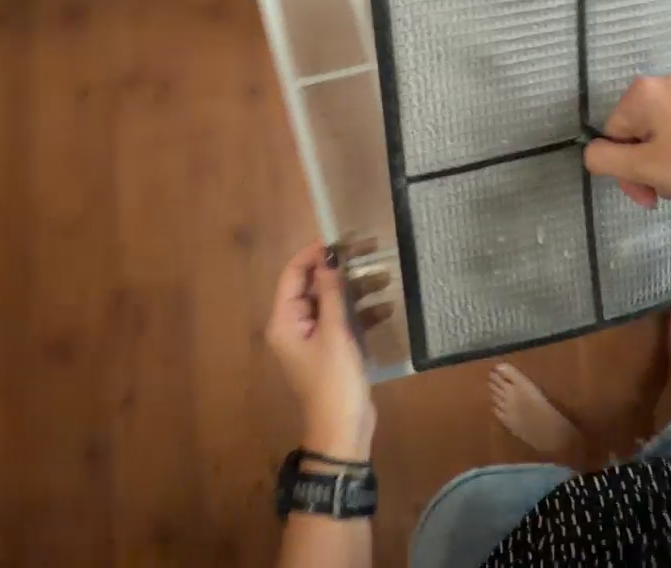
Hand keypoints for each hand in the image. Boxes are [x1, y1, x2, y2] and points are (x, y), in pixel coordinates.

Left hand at [265, 243, 375, 460]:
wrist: (344, 431)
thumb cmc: (334, 381)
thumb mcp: (335, 333)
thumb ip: (331, 292)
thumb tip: (328, 255)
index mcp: (284, 321)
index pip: (292, 274)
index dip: (312, 254)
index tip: (338, 238)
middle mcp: (293, 325)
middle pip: (312, 286)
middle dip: (338, 270)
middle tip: (368, 252)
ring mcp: (312, 338)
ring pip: (330, 301)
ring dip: (354, 289)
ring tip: (383, 276)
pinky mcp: (330, 349)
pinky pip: (341, 320)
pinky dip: (360, 312)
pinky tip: (385, 306)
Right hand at [582, 75, 670, 208]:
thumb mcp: (647, 168)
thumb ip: (605, 160)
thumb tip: (592, 153)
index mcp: (641, 93)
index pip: (612, 136)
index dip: (624, 171)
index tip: (649, 196)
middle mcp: (664, 84)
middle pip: (636, 134)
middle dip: (647, 167)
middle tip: (669, 193)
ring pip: (661, 135)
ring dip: (667, 164)